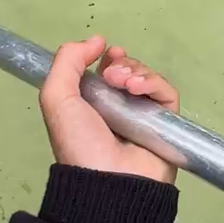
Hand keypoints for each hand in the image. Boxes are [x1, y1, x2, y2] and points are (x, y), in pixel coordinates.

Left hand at [38, 35, 179, 183]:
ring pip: (148, 79)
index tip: (106, 53)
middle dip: (122, 64)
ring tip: (124, 84)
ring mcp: (144, 118)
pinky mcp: (167, 125)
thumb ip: (67, 62)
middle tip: (114, 74)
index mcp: (94, 108)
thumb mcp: (56, 98)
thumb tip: (96, 40)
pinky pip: (167, 94)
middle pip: (129, 71)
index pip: (107, 73)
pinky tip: (139, 89)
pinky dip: (154, 83)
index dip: (108, 58)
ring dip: (136, 72)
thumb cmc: (79, 143)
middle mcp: (120, 111)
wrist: (108, 182)